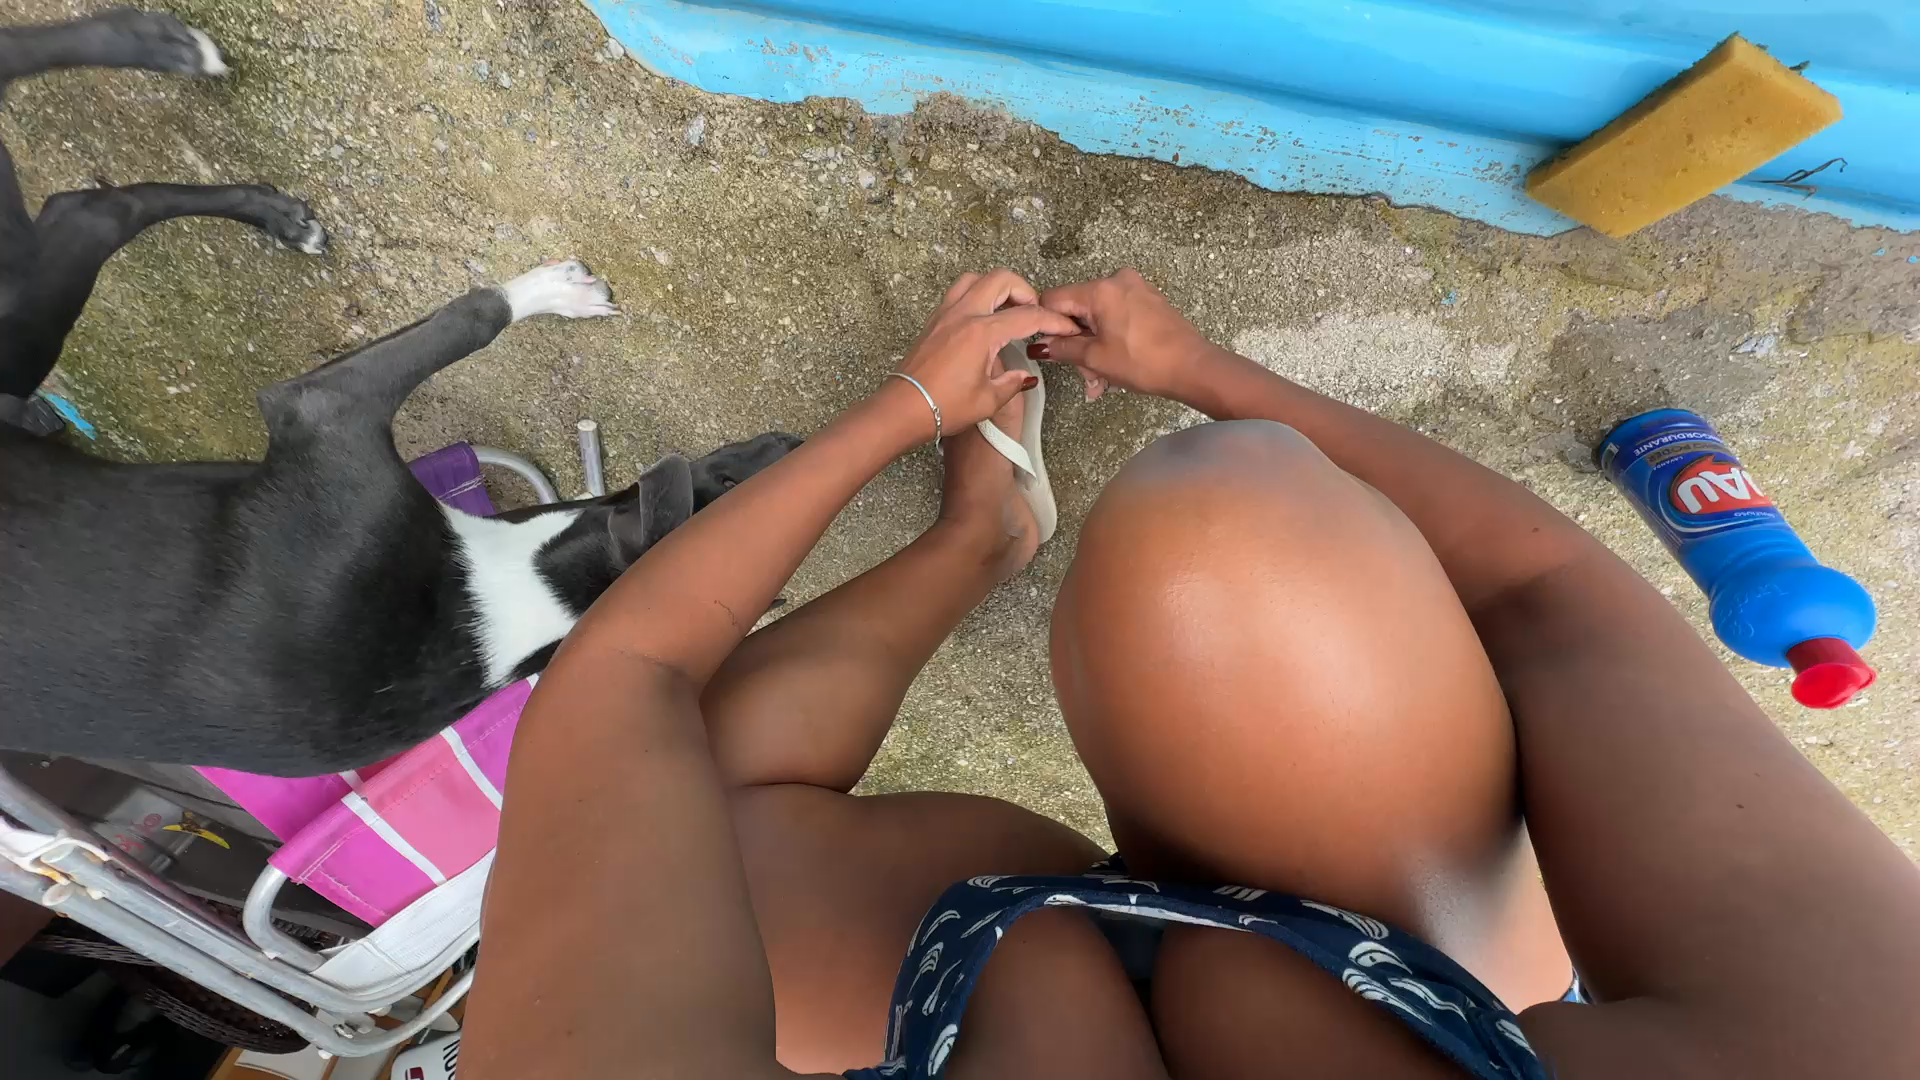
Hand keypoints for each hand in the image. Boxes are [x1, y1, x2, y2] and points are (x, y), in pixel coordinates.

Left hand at [887, 269, 1080, 438]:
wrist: (904, 409)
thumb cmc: (943, 407)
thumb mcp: (988, 401)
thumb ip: (1012, 383)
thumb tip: (1024, 375)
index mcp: (981, 332)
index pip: (1027, 317)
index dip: (1052, 321)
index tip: (1066, 327)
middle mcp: (963, 314)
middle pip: (1001, 279)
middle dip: (1025, 290)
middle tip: (1034, 312)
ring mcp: (945, 314)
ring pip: (975, 279)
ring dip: (996, 287)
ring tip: (1008, 309)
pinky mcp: (933, 321)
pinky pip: (958, 292)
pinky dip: (977, 295)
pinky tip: (984, 319)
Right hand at [1033, 268, 1218, 402]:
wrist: (1192, 368)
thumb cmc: (1144, 362)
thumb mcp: (1095, 358)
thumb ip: (1062, 348)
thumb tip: (1042, 345)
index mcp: (1100, 289)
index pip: (1054, 299)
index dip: (1048, 326)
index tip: (1055, 350)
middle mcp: (1117, 280)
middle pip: (1078, 310)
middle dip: (1077, 345)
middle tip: (1085, 376)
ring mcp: (1135, 289)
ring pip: (1098, 318)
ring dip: (1094, 349)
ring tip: (1101, 382)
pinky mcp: (1148, 301)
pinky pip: (1117, 318)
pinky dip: (1110, 341)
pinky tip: (1114, 368)